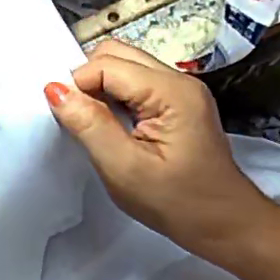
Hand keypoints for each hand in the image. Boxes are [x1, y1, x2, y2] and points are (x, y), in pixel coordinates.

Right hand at [44, 40, 279, 255]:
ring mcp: (179, 89)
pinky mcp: (176, 102)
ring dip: (98, 88)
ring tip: (94, 125)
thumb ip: (89, 125)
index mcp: (171, 92)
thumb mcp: (123, 168)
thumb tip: (55, 89)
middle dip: (86, 79)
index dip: (78, 86)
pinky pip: (133, 82)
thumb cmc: (176, 202)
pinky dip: (112, 96)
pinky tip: (111, 126)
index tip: (67, 119)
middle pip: (116, 54)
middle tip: (78, 119)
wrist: (224, 225)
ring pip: (123, 64)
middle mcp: (178, 80)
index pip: (106, 65)